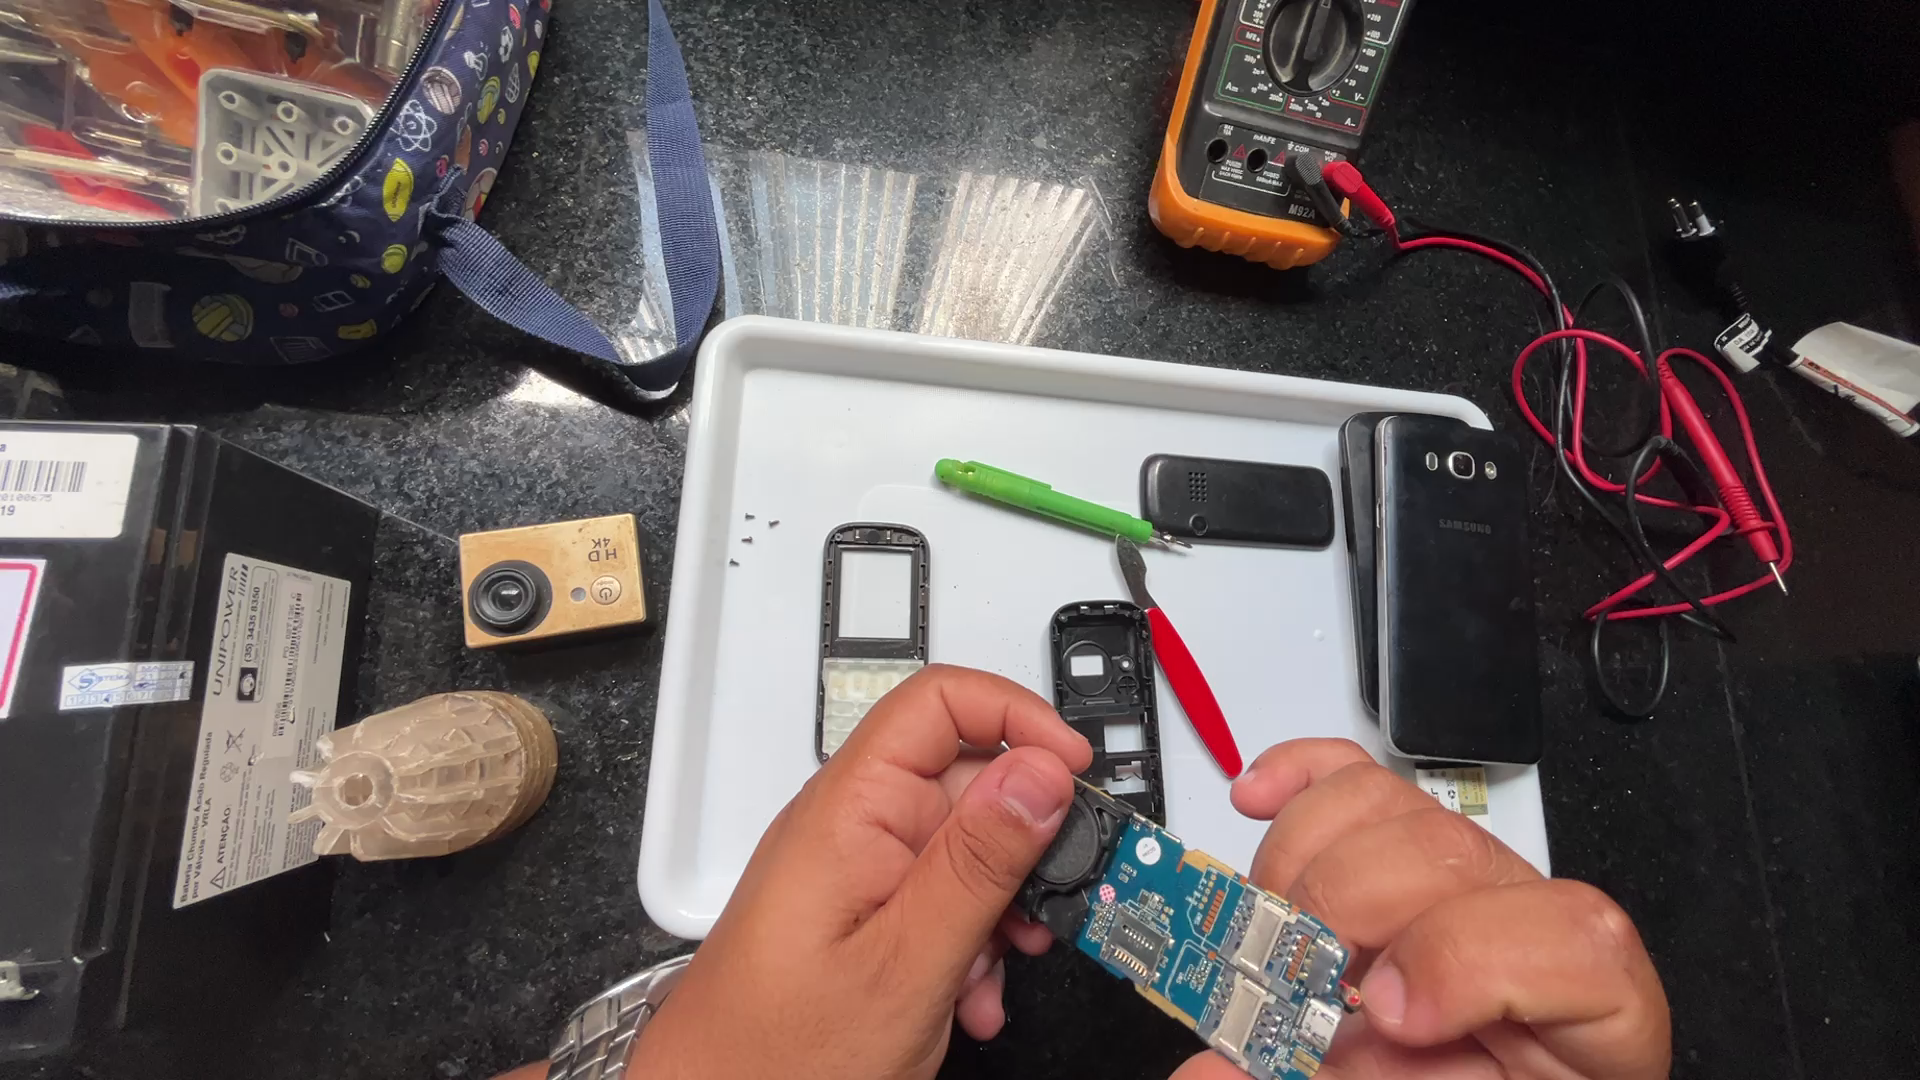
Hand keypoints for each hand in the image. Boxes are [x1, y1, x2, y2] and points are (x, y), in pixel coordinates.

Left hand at [628, 664, 1091, 1079]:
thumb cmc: (771, 1056)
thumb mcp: (903, 963)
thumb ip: (977, 863)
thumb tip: (1039, 774)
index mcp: (852, 804)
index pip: (939, 700)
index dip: (1014, 714)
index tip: (1071, 765)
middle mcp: (858, 818)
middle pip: (968, 774)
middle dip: (1024, 835)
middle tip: (1057, 892)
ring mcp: (866, 859)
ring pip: (968, 839)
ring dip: (1004, 896)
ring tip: (1005, 959)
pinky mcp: (874, 898)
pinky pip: (947, 886)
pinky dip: (978, 929)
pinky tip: (974, 987)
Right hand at [1173, 739, 1668, 1079]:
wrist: (1449, 1065)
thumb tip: (1229, 1068)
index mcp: (1582, 1009)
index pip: (1572, 944)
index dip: (1462, 962)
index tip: (1381, 1011)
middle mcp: (1519, 910)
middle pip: (1447, 850)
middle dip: (1342, 898)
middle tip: (1287, 962)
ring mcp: (1451, 856)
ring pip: (1381, 798)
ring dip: (1298, 851)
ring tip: (1272, 918)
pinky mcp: (1390, 828)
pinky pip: (1345, 768)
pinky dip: (1289, 776)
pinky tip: (1255, 802)